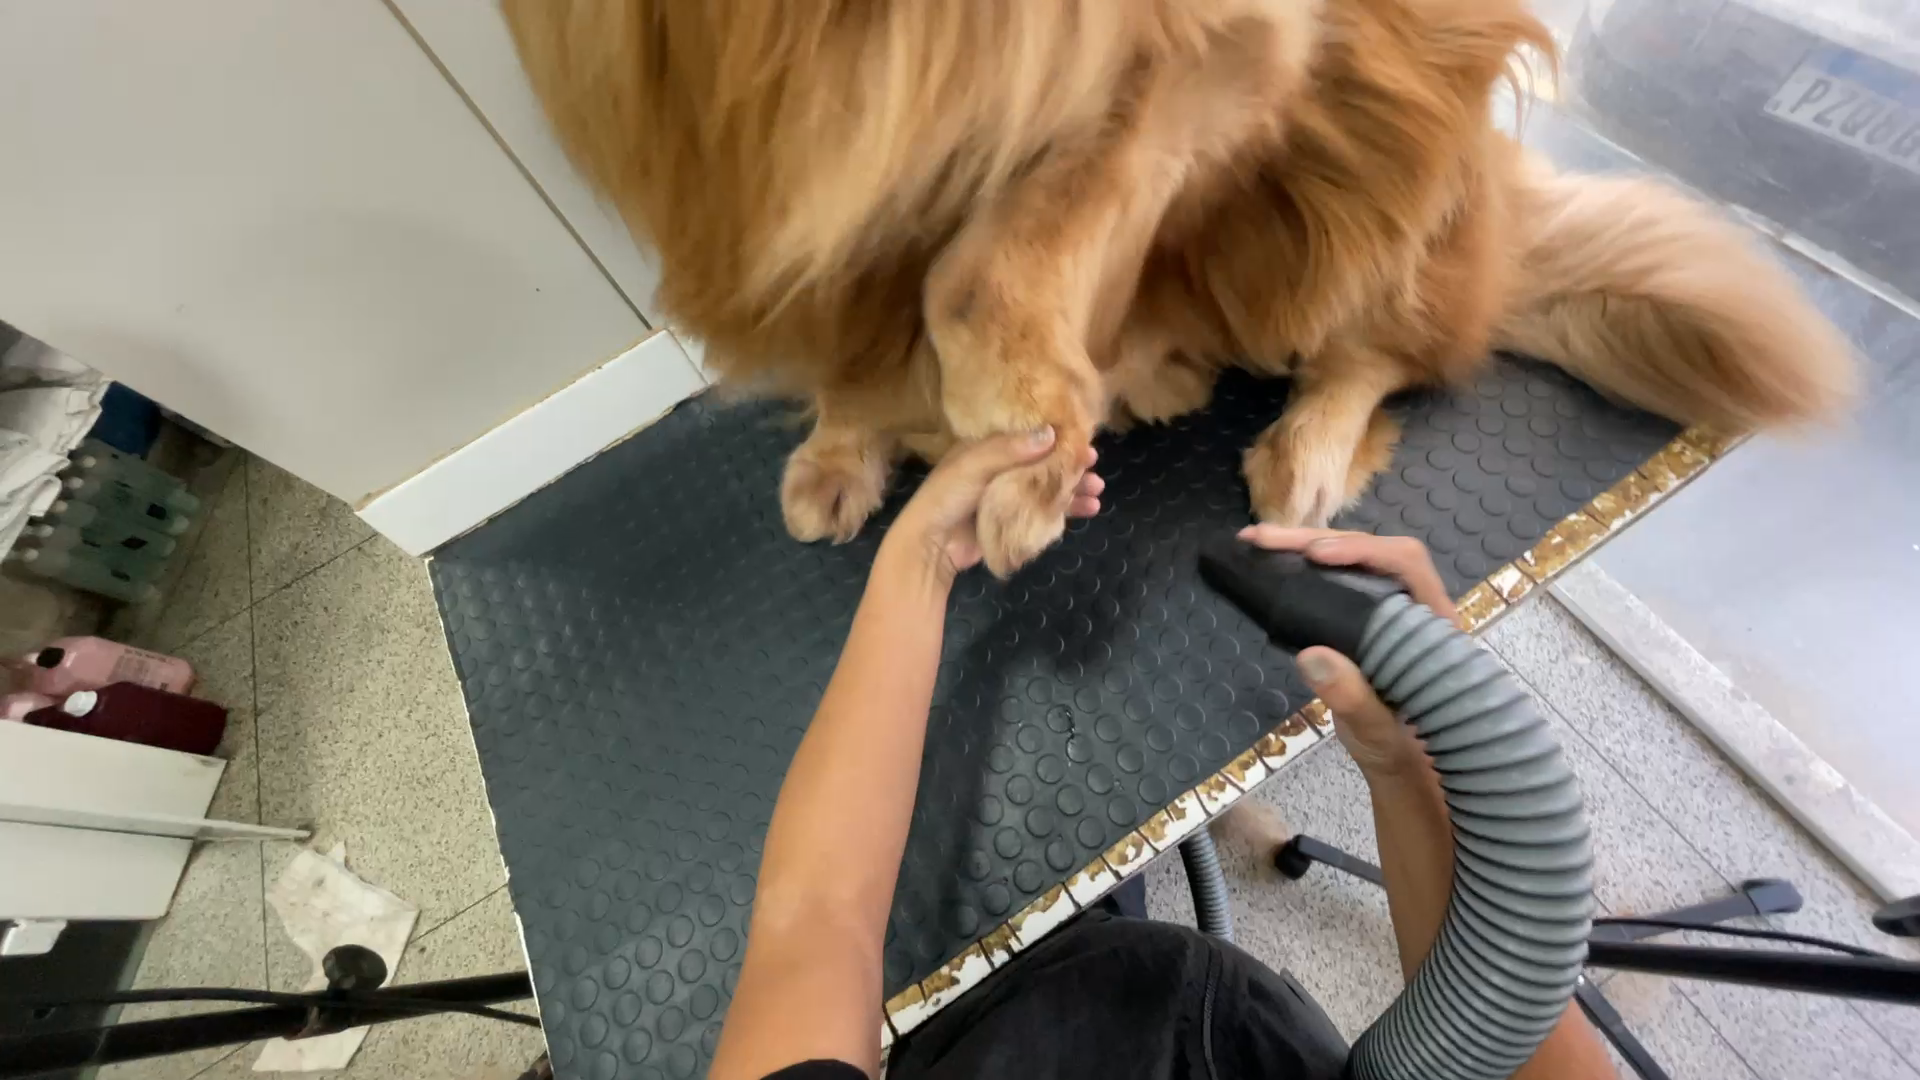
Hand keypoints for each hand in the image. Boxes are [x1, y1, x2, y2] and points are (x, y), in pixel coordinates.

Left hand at [882, 428, 1101, 585]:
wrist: (930, 546)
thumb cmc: (947, 497)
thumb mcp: (973, 464)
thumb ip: (1011, 449)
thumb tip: (1051, 434)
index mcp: (987, 449)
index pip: (1028, 438)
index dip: (1056, 438)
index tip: (1083, 441)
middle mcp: (999, 470)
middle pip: (1042, 464)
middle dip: (1069, 467)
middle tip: (1095, 468)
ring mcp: (1006, 498)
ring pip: (1046, 489)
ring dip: (1071, 490)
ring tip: (1097, 493)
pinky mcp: (1011, 522)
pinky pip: (1042, 513)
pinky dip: (1064, 511)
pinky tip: (1087, 511)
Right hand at [1235, 525, 1458, 777]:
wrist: (1394, 758)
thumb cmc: (1395, 745)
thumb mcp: (1376, 729)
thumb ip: (1352, 697)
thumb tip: (1311, 655)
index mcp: (1429, 623)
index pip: (1404, 562)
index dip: (1362, 550)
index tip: (1316, 555)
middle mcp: (1408, 603)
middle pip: (1366, 549)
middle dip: (1312, 538)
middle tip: (1259, 539)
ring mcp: (1379, 605)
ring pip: (1344, 556)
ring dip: (1298, 544)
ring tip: (1253, 540)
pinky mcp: (1352, 613)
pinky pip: (1329, 574)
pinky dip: (1295, 562)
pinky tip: (1266, 559)